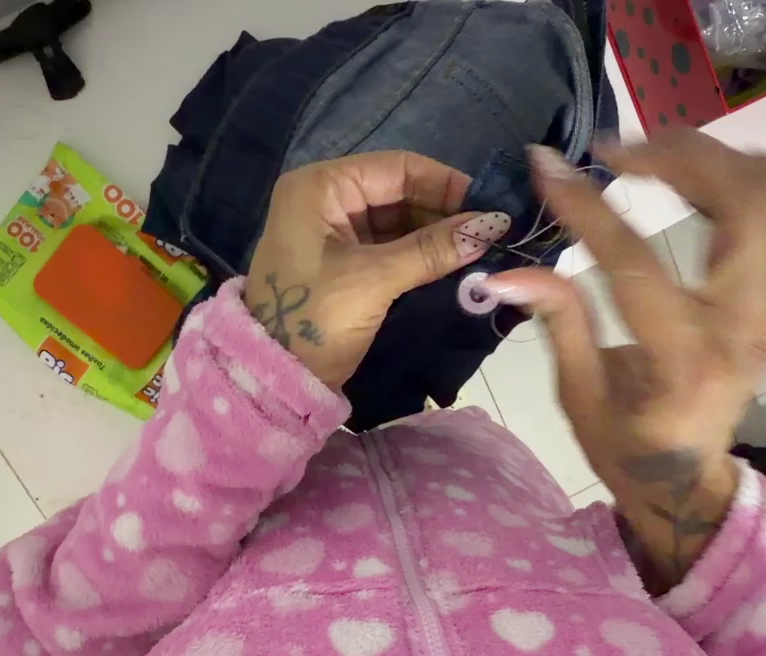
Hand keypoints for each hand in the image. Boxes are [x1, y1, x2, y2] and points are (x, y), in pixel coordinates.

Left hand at [245, 151, 510, 387]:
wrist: (273, 378)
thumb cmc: (315, 319)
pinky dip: (419, 256)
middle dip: (444, 213)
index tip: (490, 205)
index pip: (396, 168)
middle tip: (491, 232)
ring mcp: (333, 236)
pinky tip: (453, 264)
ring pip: (396, 223)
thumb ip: (432, 250)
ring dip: (435, 237)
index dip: (446, 184)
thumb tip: (492, 226)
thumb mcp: (374, 280)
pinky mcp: (342, 266)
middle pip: (398, 193)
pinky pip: (388, 249)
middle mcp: (325, 202)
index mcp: (321, 188)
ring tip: (480, 250)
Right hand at [485, 132, 765, 590]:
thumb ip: (559, 323)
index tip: (550, 168)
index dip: (589, 210)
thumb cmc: (623, 444)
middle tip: (621, 153)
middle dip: (681, 158)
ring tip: (677, 160)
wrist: (685, 479)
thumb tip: (510, 271)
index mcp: (682, 360)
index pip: (636, 264)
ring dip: (736, 162)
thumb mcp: (579, 394)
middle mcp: (745, 327)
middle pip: (746, 206)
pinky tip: (723, 180)